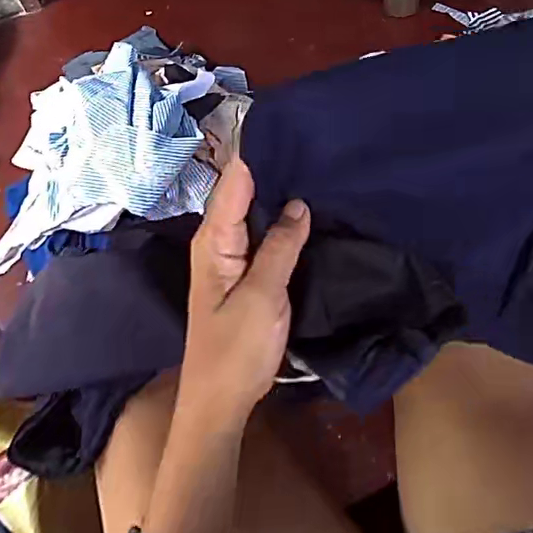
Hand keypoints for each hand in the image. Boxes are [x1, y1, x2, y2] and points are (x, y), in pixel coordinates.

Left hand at [178, 159, 310, 418]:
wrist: (219, 405)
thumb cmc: (235, 352)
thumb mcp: (262, 296)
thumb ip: (280, 246)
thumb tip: (300, 202)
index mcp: (215, 240)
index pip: (235, 181)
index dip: (258, 152)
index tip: (290, 127)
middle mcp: (219, 239)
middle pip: (244, 189)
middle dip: (274, 166)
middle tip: (314, 142)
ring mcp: (231, 254)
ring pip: (256, 209)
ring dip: (280, 190)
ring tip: (316, 164)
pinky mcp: (246, 269)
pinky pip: (263, 230)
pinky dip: (282, 215)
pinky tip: (307, 207)